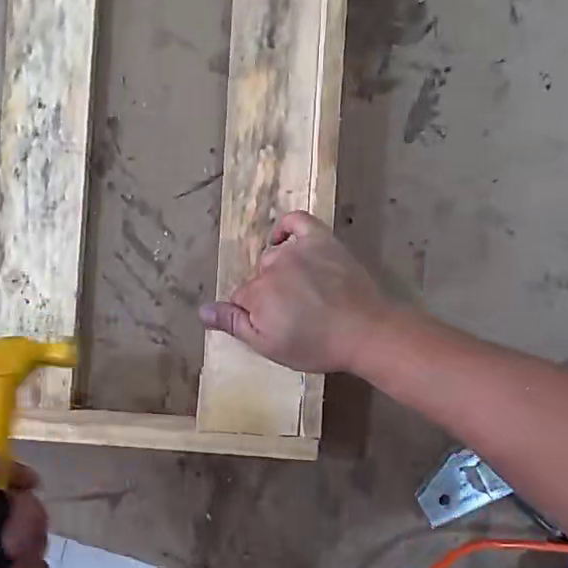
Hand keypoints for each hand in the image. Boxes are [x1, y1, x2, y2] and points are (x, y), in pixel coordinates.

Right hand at [199, 210, 400, 373]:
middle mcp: (272, 266)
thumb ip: (234, 324)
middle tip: (291, 315)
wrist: (365, 331)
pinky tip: (284, 240)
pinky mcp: (321, 240)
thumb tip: (203, 310)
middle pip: (257, 278)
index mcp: (257, 294)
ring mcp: (297, 250)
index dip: (252, 315)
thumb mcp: (269, 346)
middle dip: (267, 295)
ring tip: (301, 293)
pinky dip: (286, 227)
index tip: (272, 327)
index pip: (239, 299)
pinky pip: (296, 221)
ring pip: (274, 256)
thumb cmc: (317, 346)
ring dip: (279, 271)